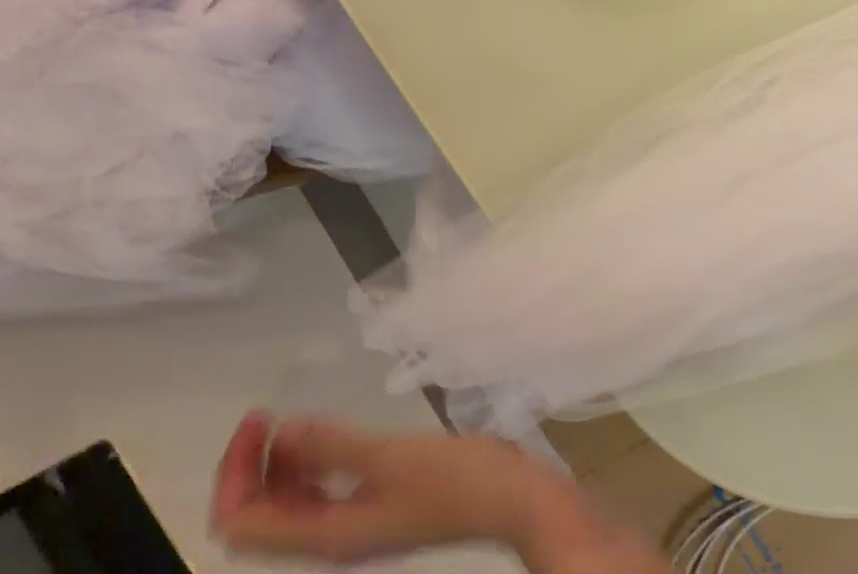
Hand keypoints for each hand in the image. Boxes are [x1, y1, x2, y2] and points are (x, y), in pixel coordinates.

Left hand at [210, 412, 571, 565]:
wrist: (519, 501)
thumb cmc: (458, 479)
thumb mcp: (393, 455)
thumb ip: (335, 444)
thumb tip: (285, 429)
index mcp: (325, 536)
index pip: (242, 520)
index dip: (234, 473)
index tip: (259, 422)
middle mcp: (332, 541)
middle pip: (262, 516)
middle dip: (255, 468)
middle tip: (273, 419)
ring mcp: (360, 530)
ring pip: (294, 508)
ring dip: (286, 468)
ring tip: (303, 426)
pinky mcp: (386, 514)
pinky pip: (328, 500)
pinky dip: (319, 472)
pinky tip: (342, 444)